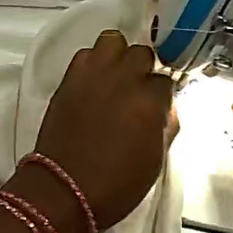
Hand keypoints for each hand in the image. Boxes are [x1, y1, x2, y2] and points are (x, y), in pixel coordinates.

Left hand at [20, 30, 176, 232]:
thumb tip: (166, 107)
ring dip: (117, 56)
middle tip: (137, 89)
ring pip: (112, 41)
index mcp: (150, 101)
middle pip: (141, 53)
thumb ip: (167, 124)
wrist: (65, 191)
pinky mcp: (68, 79)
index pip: (167, 80)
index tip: (158, 105)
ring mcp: (93, 75)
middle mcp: (123, 79)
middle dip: (142, 69)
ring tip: (115, 77)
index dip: (163, 94)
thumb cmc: (117, 184)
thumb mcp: (156, 159)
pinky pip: (85, 55)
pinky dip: (93, 63)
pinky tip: (94, 83)